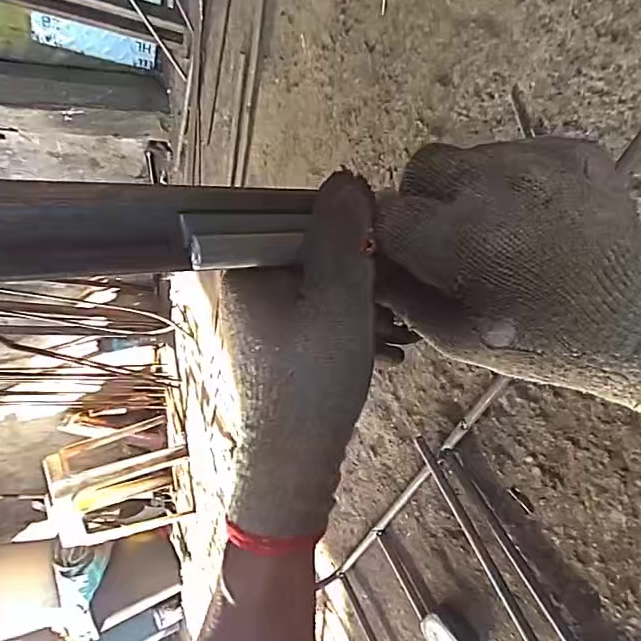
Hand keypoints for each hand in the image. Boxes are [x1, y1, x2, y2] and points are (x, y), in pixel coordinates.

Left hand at [216, 171, 375, 541]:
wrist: (297, 459)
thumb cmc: (314, 376)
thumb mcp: (338, 296)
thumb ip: (342, 235)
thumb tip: (347, 180)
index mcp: (244, 268)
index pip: (293, 219)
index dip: (343, 226)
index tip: (378, 249)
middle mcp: (245, 289)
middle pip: (310, 254)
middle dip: (359, 273)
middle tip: (395, 297)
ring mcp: (261, 321)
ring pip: (319, 290)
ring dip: (363, 303)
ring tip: (397, 331)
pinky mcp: (279, 348)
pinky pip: (317, 319)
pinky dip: (350, 327)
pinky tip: (385, 349)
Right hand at [375, 138, 640, 429]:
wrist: (638, 322)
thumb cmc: (542, 341)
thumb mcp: (459, 338)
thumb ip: (403, 296)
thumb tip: (371, 261)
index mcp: (462, 237)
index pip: (388, 213)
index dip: (391, 235)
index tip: (408, 255)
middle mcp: (496, 184)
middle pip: (422, 167)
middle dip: (424, 201)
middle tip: (452, 239)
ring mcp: (539, 159)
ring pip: (467, 155)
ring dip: (467, 188)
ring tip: (500, 229)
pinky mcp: (574, 148)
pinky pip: (516, 150)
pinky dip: (511, 179)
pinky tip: (535, 216)